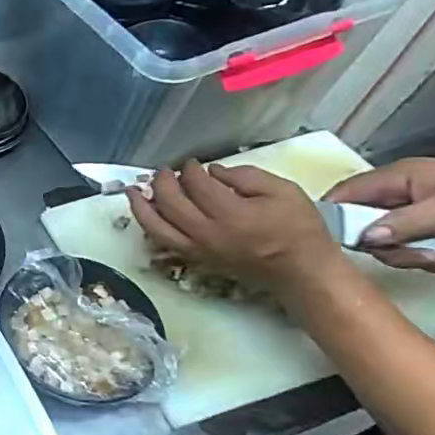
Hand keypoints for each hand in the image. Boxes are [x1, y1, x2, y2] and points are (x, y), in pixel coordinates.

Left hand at [128, 160, 348, 292]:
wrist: (301, 271)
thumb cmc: (298, 228)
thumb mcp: (283, 191)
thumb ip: (245, 176)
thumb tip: (211, 171)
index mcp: (232, 215)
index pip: (197, 186)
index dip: (190, 171)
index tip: (191, 163)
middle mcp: (207, 233)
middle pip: (171, 203)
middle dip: (163, 182)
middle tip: (164, 171)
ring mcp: (197, 249)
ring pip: (157, 226)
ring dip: (142, 206)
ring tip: (133, 191)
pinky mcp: (195, 259)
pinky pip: (163, 241)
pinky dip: (150, 225)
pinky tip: (146, 213)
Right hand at [324, 157, 434, 271]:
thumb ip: (404, 224)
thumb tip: (362, 238)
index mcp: (396, 178)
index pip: (344, 194)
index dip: (334, 218)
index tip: (339, 244)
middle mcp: (398, 193)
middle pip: (366, 226)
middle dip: (393, 248)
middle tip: (424, 258)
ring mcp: (415, 211)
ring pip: (391, 241)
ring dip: (418, 256)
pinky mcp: (432, 226)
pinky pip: (414, 247)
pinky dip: (434, 257)